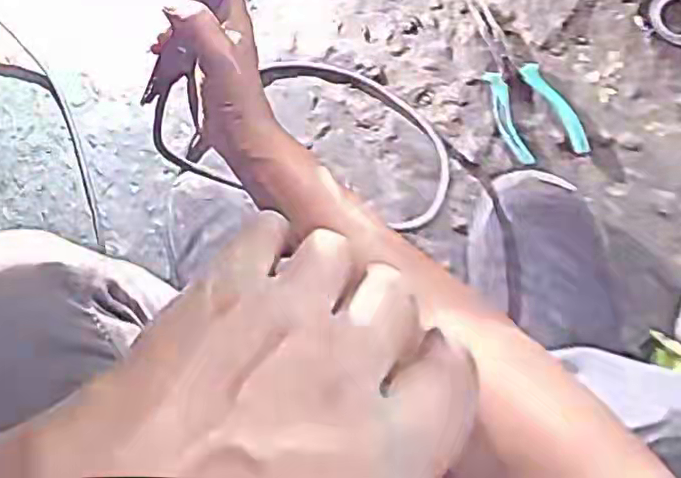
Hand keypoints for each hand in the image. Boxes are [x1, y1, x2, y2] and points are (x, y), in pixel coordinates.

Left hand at [28, 211, 479, 477]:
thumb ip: (380, 453)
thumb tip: (391, 424)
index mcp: (386, 445)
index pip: (453, 375)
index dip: (440, 360)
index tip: (424, 355)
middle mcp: (343, 362)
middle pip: (395, 294)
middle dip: (381, 305)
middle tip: (355, 321)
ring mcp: (282, 309)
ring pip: (335, 249)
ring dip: (328, 266)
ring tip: (307, 287)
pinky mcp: (228, 278)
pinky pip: (268, 228)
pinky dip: (270, 238)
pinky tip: (262, 260)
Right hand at [153, 0, 270, 154]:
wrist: (238, 135)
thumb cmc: (238, 100)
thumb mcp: (218, 56)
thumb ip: (199, 25)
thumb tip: (176, 2)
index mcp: (235, 24)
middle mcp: (225, 33)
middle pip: (199, 4)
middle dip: (178, 7)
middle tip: (166, 20)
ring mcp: (212, 50)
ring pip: (187, 24)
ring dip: (169, 28)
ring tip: (160, 40)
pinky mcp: (201, 66)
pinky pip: (180, 45)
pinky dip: (167, 46)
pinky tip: (160, 55)